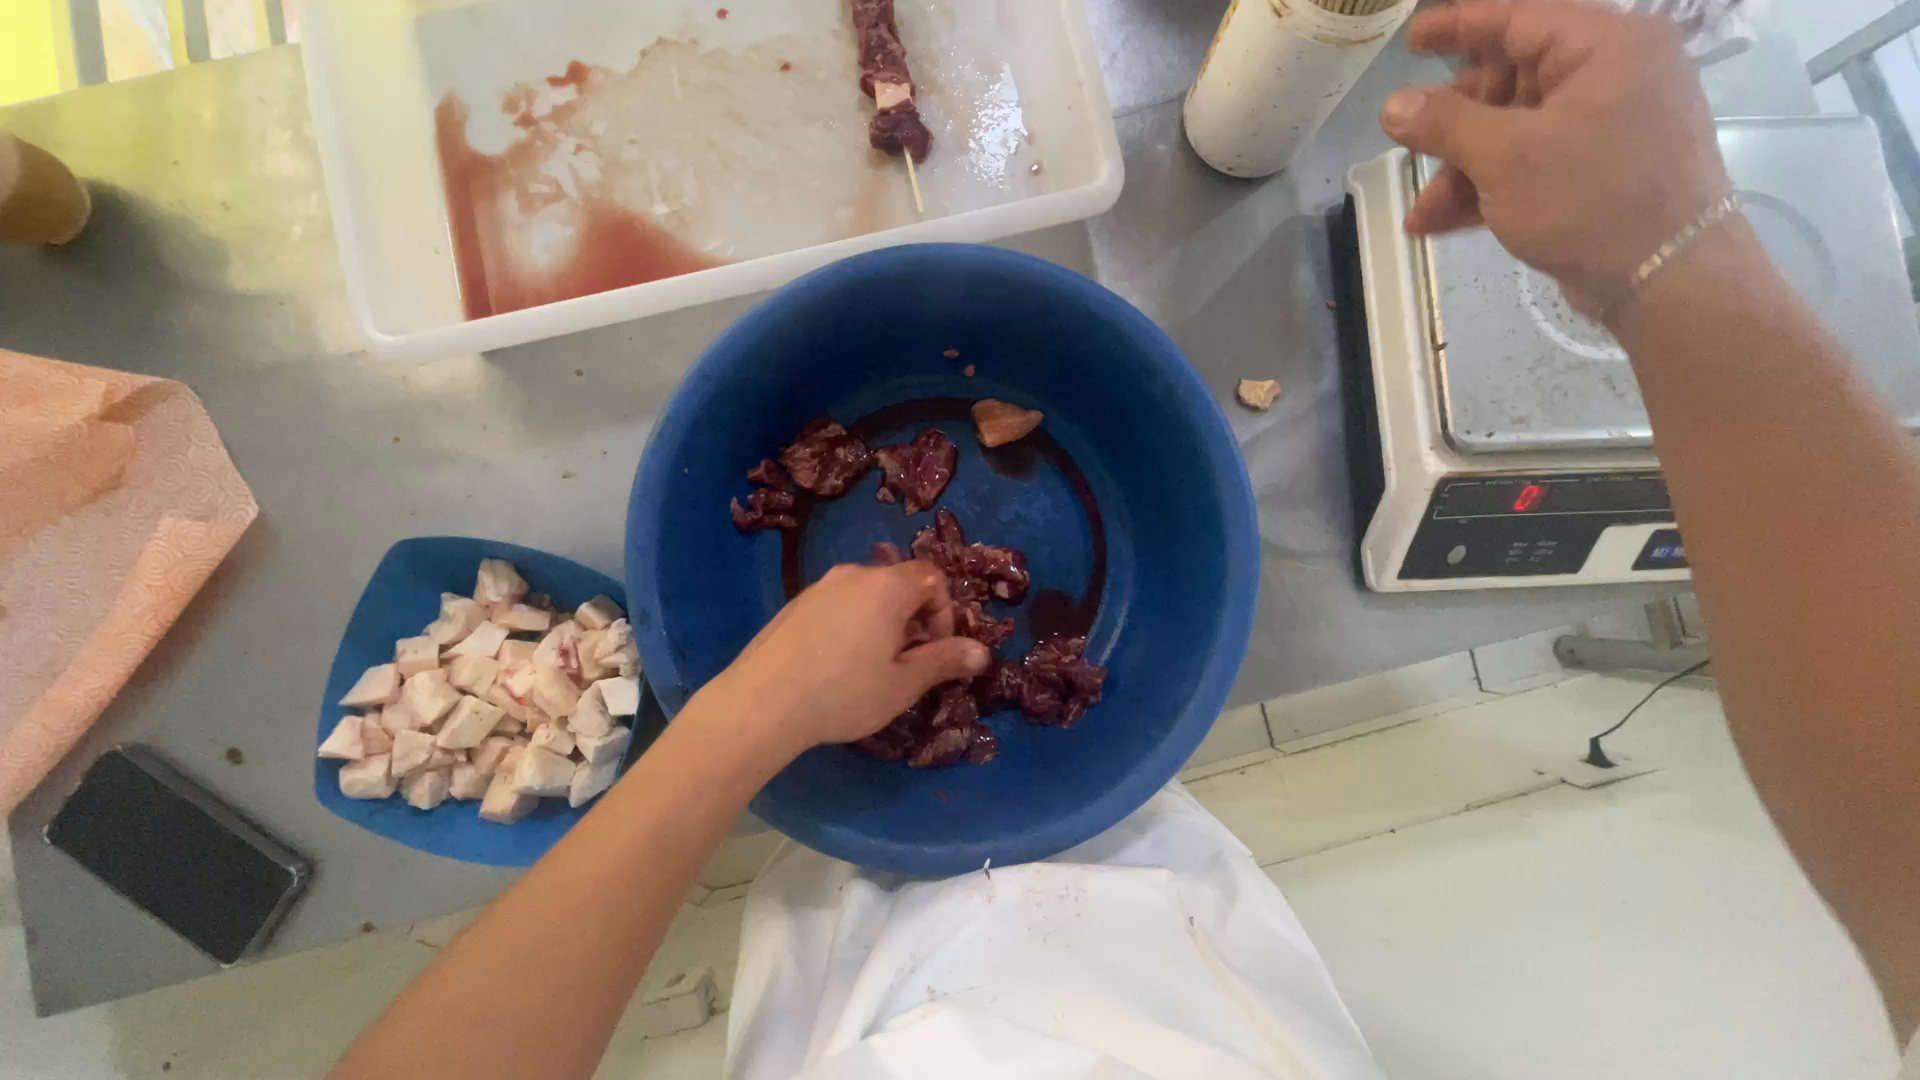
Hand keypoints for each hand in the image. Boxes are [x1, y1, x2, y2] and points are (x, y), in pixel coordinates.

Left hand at [706, 561, 989, 752]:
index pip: (933, 578)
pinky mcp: (794, 605)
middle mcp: (853, 575)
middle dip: (914, 620)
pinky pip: (838, 606)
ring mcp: (819, 587)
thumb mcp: (903, 683)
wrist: (761, 703)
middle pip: (899, 584)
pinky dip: (852, 626)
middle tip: (907, 665)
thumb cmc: (844, 692)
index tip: (934, 651)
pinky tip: (835, 667)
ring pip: (867, 596)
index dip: (944, 613)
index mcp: (887, 586)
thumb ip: (945, 661)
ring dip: (882, 624)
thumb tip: (981, 652)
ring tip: (871, 668)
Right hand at [1378, 1, 1730, 314]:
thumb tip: (1394, 103)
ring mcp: (1604, 125)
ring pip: (1510, 132)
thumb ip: (1446, 124)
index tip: (1411, 36)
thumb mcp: (1506, 157)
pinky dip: (1483, 190)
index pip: (1520, 18)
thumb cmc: (1592, 199)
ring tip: (1421, 213)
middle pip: (1509, 82)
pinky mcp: (1594, 170)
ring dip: (1458, 170)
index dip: (1460, 25)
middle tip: (1411, 152)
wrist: (1664, 274)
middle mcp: (1610, 75)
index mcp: (1605, 47)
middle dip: (1452, 126)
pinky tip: (1439, 221)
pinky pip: (1526, 165)